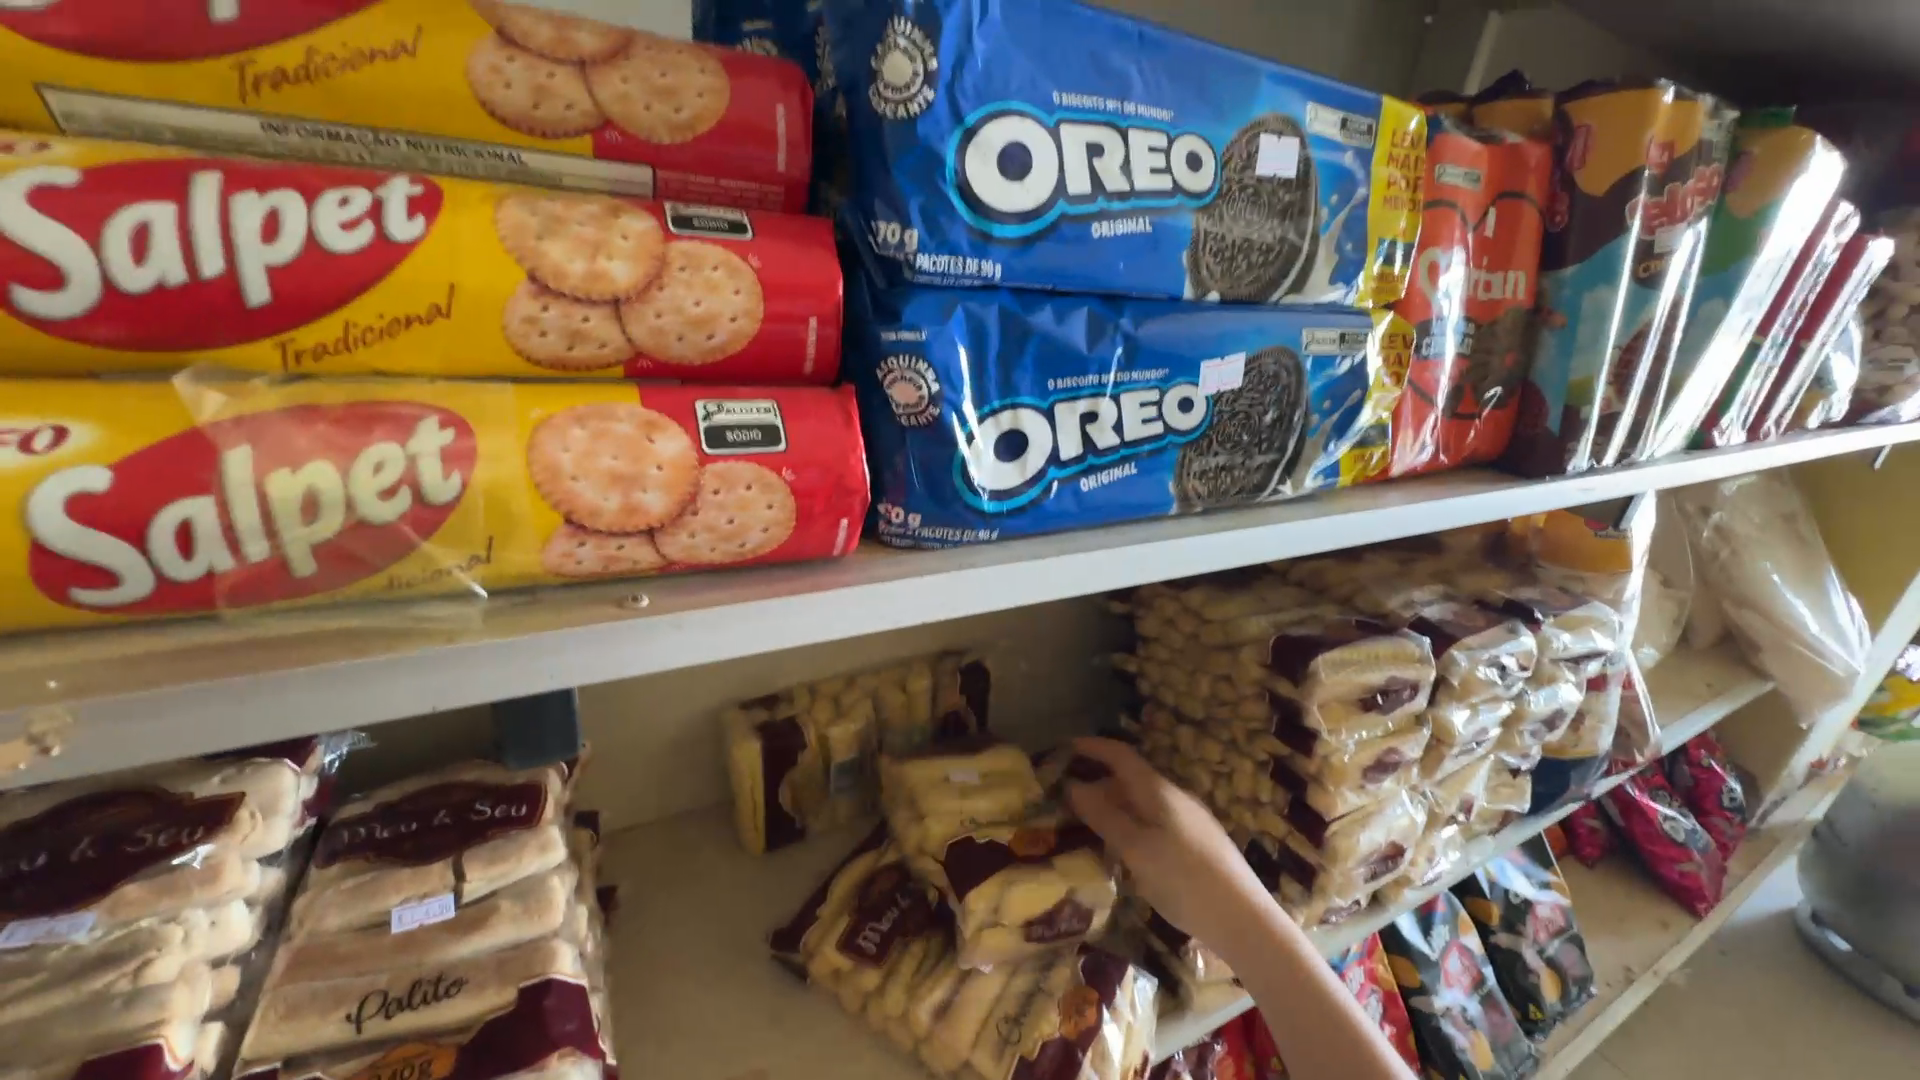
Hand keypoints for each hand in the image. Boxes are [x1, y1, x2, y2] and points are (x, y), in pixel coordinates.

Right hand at [1064, 736, 1272, 945]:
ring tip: (1088, 829)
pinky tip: (1124, 853)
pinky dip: (1131, 826)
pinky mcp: (1198, 843)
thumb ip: (1104, 816)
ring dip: (1113, 808)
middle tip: (1066, 801)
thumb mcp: (1136, 849)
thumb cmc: (1184, 880)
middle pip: (1130, 780)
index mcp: (1158, 791)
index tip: (1064, 748)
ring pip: (1142, 803)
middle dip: (1097, 784)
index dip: (1092, 747)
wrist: (1245, 920)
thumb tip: (1073, 786)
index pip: (1120, 755)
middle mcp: (1175, 797)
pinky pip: (1154, 822)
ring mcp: (1190, 820)